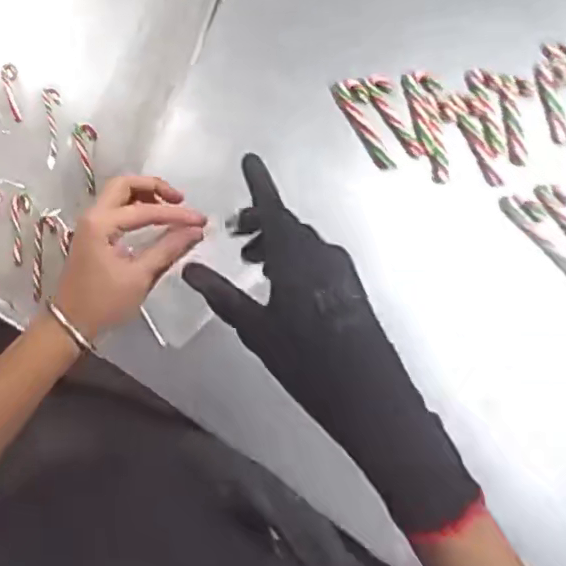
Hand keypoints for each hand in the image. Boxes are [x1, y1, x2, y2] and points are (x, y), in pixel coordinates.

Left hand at [51, 176, 205, 339]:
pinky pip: (115, 207)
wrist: (71, 321)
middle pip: (123, 185)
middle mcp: (92, 216)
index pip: (143, 210)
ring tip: (170, 209)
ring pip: (118, 193)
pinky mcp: (92, 232)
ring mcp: (90, 222)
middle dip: (153, 187)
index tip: (200, 220)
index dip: (175, 213)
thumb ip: (167, 250)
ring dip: (144, 194)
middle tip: (179, 200)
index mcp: (100, 223)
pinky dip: (135, 206)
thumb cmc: (103, 302)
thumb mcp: (140, 277)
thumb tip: (194, 231)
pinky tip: (153, 220)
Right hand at [182, 154, 480, 538]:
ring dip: (275, 241)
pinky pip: (315, 258)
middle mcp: (322, 256)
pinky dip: (292, 257)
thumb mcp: (257, 331)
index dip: (259, 184)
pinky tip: (279, 283)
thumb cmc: (310, 364)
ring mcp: (341, 273)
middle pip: (286, 224)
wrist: (377, 406)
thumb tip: (188, 268)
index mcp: (297, 259)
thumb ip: (222, 296)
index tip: (249, 159)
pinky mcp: (351, 290)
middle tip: (235, 234)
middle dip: (259, 222)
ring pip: (301, 241)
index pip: (273, 210)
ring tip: (252, 262)